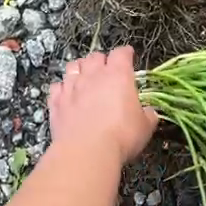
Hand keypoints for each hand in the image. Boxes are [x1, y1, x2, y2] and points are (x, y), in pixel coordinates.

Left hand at [48, 46, 158, 164]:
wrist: (87, 151)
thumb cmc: (121, 137)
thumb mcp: (145, 127)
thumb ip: (147, 115)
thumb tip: (149, 113)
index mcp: (118, 75)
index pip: (121, 54)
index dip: (125, 54)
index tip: (128, 57)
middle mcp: (93, 75)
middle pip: (95, 56)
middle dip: (101, 61)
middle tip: (106, 70)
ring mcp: (72, 87)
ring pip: (73, 66)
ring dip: (80, 69)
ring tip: (84, 77)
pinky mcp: (56, 102)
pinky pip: (56, 87)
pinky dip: (62, 88)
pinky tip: (66, 94)